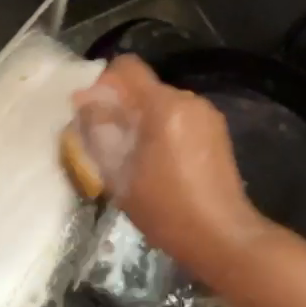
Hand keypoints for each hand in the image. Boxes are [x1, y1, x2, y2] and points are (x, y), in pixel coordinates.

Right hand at [71, 55, 274, 268]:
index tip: (93, 113)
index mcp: (163, 106)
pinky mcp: (216, 133)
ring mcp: (206, 116)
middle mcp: (188, 101)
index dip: (103, 84)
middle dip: (121, 108)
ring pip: (159, 105)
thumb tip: (83, 101)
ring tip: (132, 158)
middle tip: (107, 143)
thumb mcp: (118, 172)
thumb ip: (97, 130)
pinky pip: (178, 119)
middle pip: (142, 89)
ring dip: (141, 122)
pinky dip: (161, 131)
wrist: (222, 238)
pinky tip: (157, 164)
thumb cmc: (165, 208)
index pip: (126, 68)